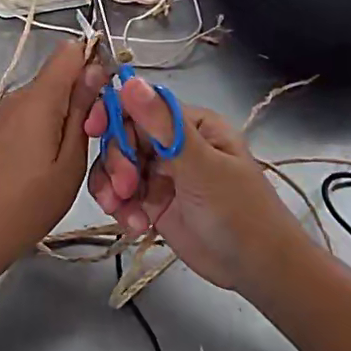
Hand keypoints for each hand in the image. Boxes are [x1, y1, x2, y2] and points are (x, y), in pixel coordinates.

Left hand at [0, 41, 107, 300]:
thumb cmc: (31, 202)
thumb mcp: (71, 160)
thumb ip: (83, 110)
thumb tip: (96, 68)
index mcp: (38, 98)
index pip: (70, 51)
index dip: (95, 62)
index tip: (110, 95)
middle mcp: (20, 95)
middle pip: (62, 74)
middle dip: (87, 94)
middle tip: (99, 136)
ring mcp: (9, 111)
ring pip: (52, 94)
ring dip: (72, 112)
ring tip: (81, 152)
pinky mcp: (4, 127)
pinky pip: (38, 110)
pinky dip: (54, 123)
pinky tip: (59, 156)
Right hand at [85, 78, 307, 291]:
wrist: (257, 268)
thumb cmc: (240, 211)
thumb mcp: (202, 167)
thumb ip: (164, 126)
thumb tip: (131, 82)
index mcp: (191, 125)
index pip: (142, 107)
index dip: (114, 116)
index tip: (93, 129)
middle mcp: (174, 144)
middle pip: (123, 138)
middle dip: (117, 162)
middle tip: (126, 188)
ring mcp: (162, 174)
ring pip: (117, 168)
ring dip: (113, 188)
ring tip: (125, 211)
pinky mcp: (154, 203)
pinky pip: (122, 195)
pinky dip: (121, 208)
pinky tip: (137, 226)